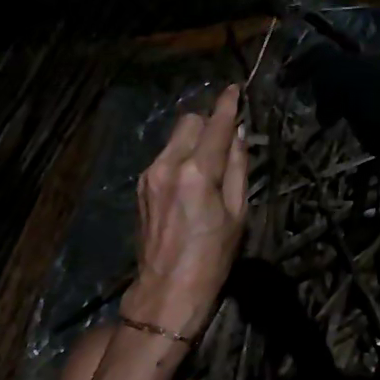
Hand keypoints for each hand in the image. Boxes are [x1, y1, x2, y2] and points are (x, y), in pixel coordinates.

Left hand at [120, 84, 247, 344]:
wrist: (166, 290)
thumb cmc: (212, 258)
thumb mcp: (237, 214)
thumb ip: (237, 168)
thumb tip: (237, 134)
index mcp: (197, 172)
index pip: (215, 125)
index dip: (227, 105)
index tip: (234, 90)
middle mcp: (168, 165)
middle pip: (189, 121)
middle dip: (207, 123)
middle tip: (224, 142)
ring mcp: (149, 174)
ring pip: (174, 138)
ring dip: (193, 141)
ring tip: (209, 167)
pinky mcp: (141, 186)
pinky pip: (164, 157)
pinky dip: (180, 157)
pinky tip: (190, 182)